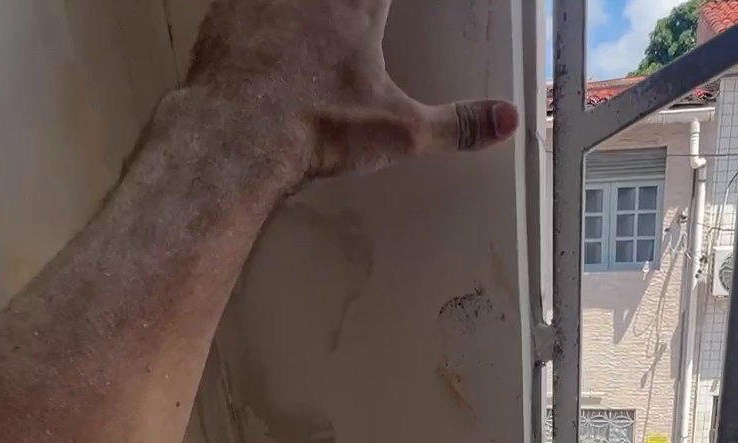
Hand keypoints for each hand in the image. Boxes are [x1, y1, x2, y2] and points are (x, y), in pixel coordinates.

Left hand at [187, 0, 519, 181]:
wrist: (239, 133)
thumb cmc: (322, 128)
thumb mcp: (400, 134)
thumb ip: (456, 125)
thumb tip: (510, 119)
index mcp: (357, 5)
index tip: (387, 10)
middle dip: (349, 1)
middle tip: (359, 11)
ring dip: (305, 5)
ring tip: (313, 16)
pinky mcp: (227, 10)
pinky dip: (256, 5)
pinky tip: (261, 14)